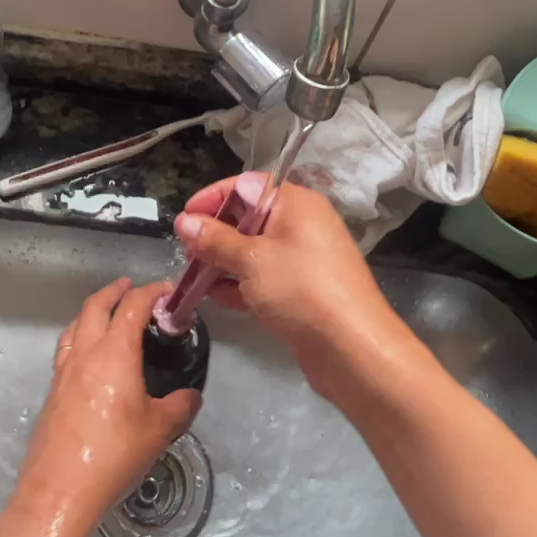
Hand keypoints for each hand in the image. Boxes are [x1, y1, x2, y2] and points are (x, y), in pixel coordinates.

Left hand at [15, 279, 201, 519]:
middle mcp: (85, 353)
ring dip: (93, 310)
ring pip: (76, 324)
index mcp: (115, 353)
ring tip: (108, 314)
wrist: (60, 490)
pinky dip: (80, 335)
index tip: (167, 292)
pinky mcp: (52, 391)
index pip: (133, 306)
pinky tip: (89, 355)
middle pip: (96, 305)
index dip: (152, 292)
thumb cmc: (114, 454)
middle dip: (116, 290)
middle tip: (132, 288)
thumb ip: (181, 407)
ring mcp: (63, 371)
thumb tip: (191, 397)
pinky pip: (66, 348)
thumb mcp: (160, 431)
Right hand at [172, 174, 416, 405]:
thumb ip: (215, 240)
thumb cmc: (301, 290)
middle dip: (215, 233)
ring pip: (254, 251)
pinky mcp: (302, 291)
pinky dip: (240, 284)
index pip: (248, 186)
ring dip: (223, 261)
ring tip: (193, 275)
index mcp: (296, 204)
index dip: (214, 197)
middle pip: (250, 218)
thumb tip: (184, 222)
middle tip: (185, 251)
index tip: (184, 218)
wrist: (353, 349)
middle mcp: (302, 225)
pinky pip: (263, 278)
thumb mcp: (251, 260)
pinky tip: (213, 296)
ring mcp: (303, 260)